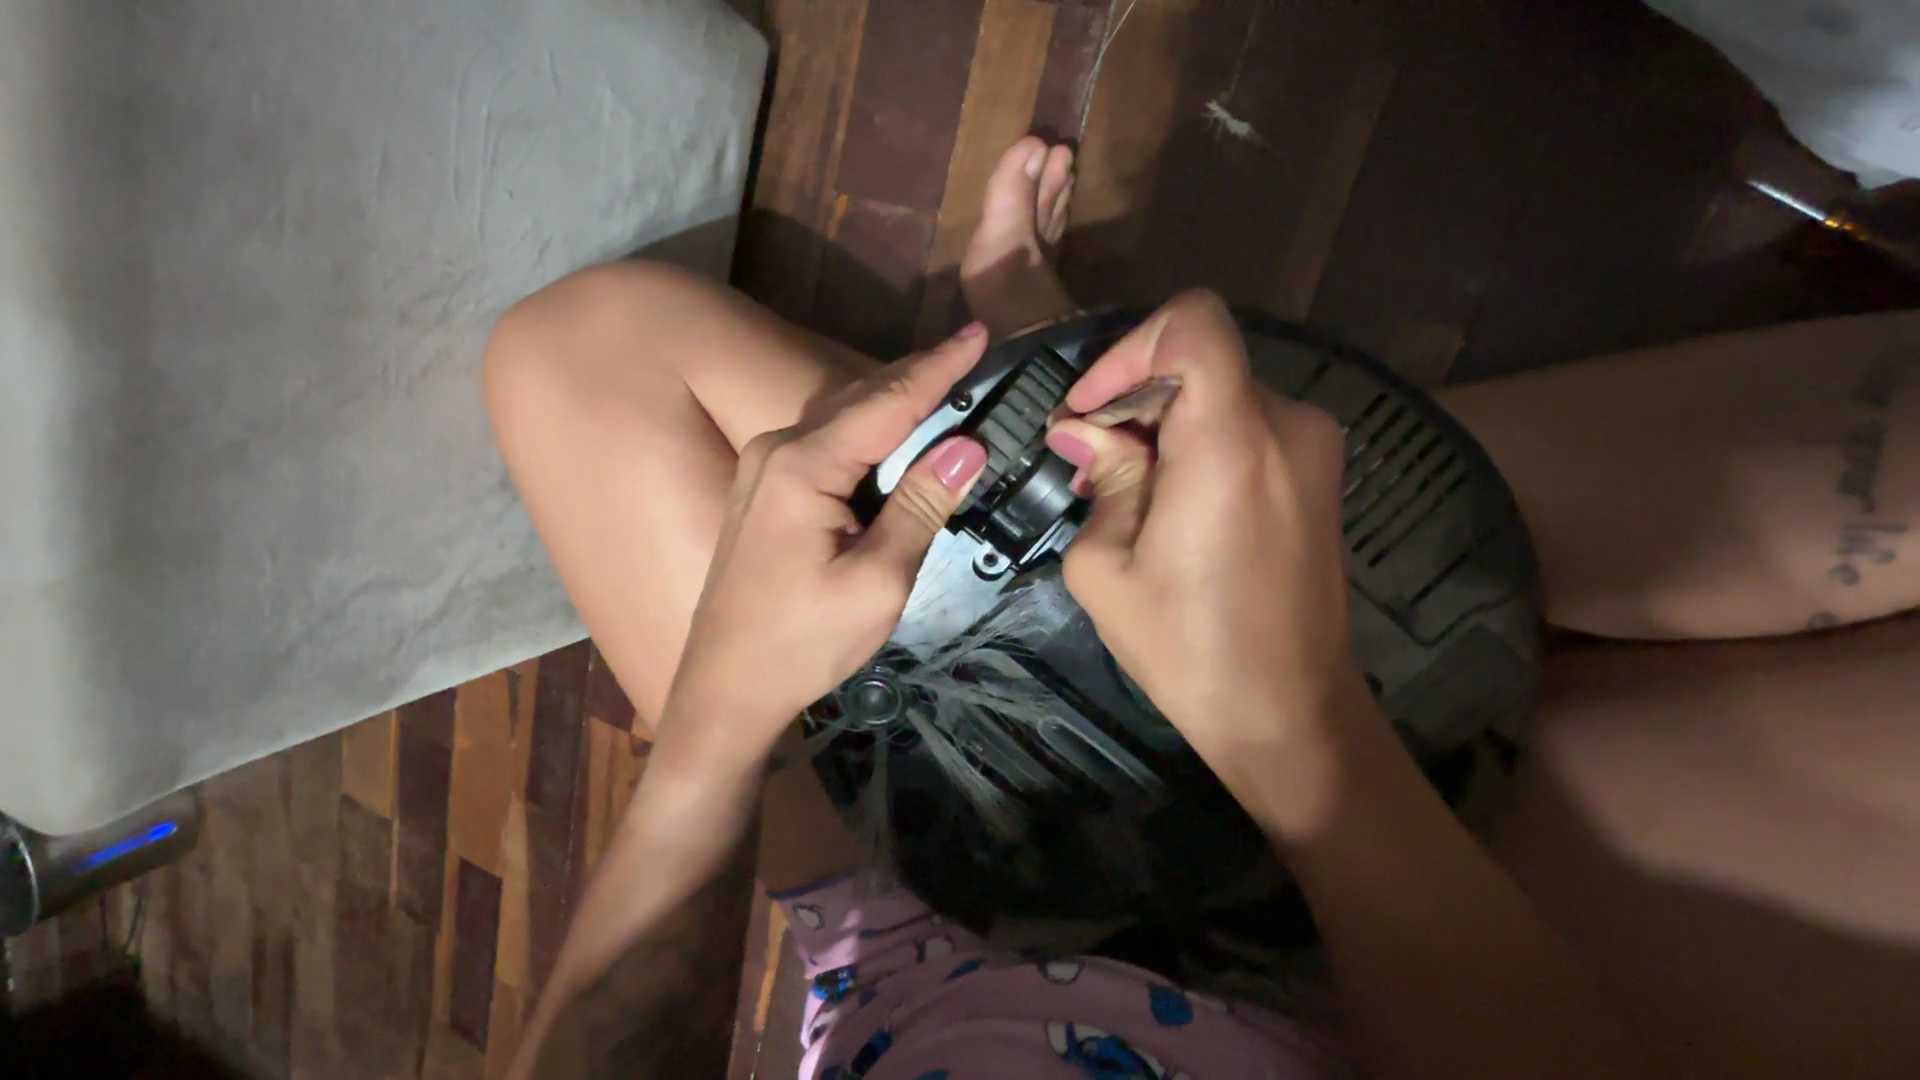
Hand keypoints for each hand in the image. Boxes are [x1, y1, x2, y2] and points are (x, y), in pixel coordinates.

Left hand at [666, 324, 991, 751]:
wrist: (727, 688)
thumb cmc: (804, 643)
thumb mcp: (878, 581)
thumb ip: (922, 506)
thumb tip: (970, 445)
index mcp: (803, 466)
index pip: (888, 403)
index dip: (939, 368)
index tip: (980, 333)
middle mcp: (776, 449)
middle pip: (862, 400)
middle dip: (920, 376)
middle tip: (974, 356)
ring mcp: (762, 467)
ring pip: (843, 418)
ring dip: (896, 402)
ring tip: (948, 384)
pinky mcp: (762, 488)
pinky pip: (826, 442)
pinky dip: (869, 432)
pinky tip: (898, 433)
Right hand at [1045, 292, 1370, 808]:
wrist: (1290, 713)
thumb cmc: (1187, 651)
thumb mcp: (1106, 569)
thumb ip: (1101, 480)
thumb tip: (1082, 430)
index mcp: (1230, 444)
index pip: (1193, 323)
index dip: (1129, 348)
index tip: (1092, 410)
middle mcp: (1286, 426)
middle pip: (1199, 361)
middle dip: (1132, 400)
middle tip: (1087, 465)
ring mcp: (1315, 449)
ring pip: (1220, 394)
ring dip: (1162, 426)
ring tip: (1122, 493)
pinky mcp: (1321, 476)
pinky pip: (1247, 427)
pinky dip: (1198, 445)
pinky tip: (1169, 504)